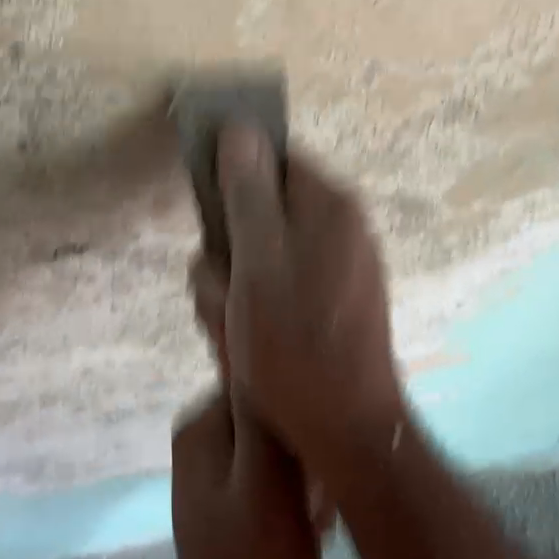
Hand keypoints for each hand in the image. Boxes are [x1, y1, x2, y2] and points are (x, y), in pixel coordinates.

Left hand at [171, 391, 321, 558]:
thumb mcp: (265, 481)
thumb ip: (262, 415)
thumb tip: (262, 341)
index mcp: (200, 423)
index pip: (259, 377)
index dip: (299, 402)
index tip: (325, 434)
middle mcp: (203, 438)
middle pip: (270, 411)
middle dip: (305, 442)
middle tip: (324, 482)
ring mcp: (218, 472)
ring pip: (280, 445)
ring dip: (308, 473)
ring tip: (321, 507)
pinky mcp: (237, 503)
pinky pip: (278, 476)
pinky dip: (301, 495)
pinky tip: (316, 523)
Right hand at [190, 122, 405, 472]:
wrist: (346, 431)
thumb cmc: (294, 343)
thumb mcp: (256, 260)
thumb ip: (246, 191)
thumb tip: (238, 127)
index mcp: (329, 204)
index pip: (271, 159)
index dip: (233, 183)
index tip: (211, 223)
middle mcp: (343, 226)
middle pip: (263, 211)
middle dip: (231, 247)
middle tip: (222, 290)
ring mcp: (343, 267)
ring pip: (265, 255)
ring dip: (237, 285)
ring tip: (232, 327)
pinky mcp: (336, 304)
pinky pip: (281, 288)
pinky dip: (258, 309)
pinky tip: (248, 343)